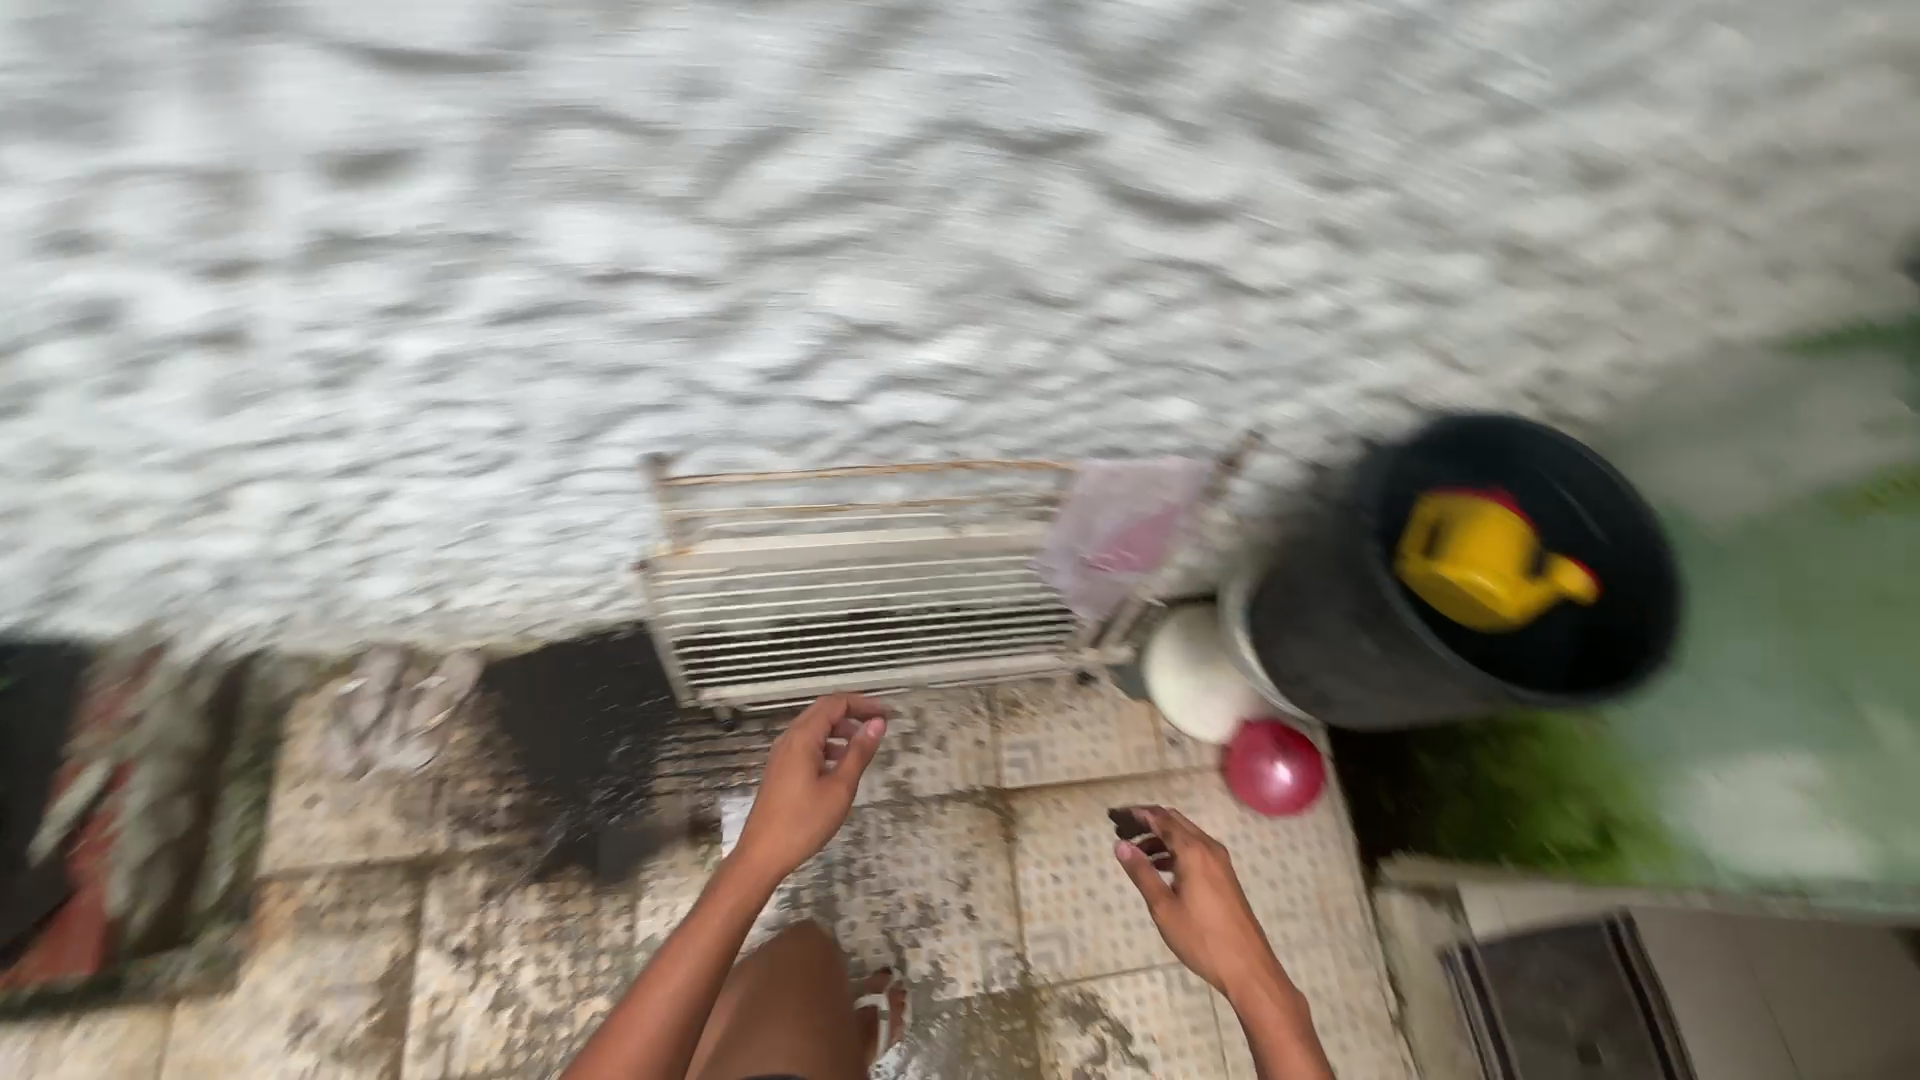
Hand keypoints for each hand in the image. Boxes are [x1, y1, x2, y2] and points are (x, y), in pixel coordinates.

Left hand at [732, 694, 888, 883]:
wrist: (762, 855)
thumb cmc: (804, 822)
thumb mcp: (840, 787)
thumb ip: (859, 752)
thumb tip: (877, 723)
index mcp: (803, 737)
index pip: (836, 703)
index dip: (863, 703)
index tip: (887, 714)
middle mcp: (789, 738)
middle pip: (823, 710)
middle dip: (853, 712)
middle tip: (880, 723)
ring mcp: (782, 753)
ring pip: (815, 727)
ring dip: (840, 728)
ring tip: (864, 744)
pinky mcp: (781, 768)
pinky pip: (807, 744)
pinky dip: (828, 744)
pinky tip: (841, 764)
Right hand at [1113, 806, 1288, 999]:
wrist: (1248, 968)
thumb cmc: (1201, 938)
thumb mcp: (1163, 907)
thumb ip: (1141, 872)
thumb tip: (1120, 844)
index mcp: (1193, 851)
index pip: (1160, 818)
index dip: (1136, 814)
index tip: (1115, 816)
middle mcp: (1208, 847)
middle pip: (1174, 821)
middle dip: (1147, 821)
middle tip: (1123, 831)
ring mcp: (1220, 861)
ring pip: (1185, 835)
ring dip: (1160, 837)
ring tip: (1136, 853)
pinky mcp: (1224, 875)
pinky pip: (1195, 850)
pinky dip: (1175, 850)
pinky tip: (1160, 868)